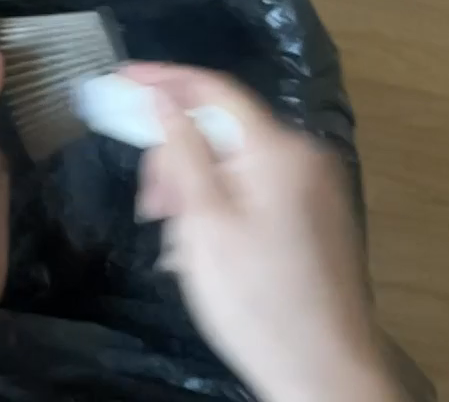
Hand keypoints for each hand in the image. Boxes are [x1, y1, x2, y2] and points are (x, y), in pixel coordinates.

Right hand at [124, 63, 401, 401]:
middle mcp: (302, 156)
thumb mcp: (203, 219)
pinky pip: (250, 186)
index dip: (162, 78)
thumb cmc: (256, 298)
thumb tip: (162, 98)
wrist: (327, 380)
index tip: (121, 77)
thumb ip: (181, 149)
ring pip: (230, 160)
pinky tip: (199, 241)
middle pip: (219, 129)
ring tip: (171, 232)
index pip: (212, 89)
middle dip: (174, 155)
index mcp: (279, 150)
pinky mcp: (311, 215)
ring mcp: (311, 186)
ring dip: (191, 185)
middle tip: (149, 202)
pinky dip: (216, 201)